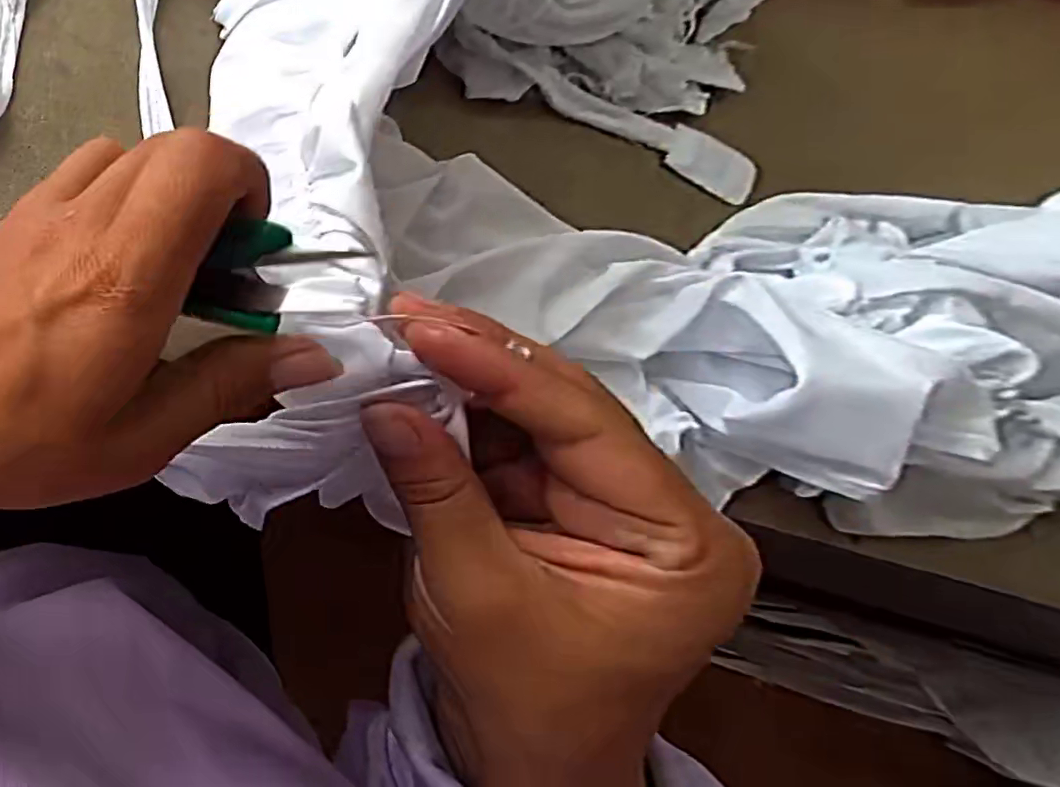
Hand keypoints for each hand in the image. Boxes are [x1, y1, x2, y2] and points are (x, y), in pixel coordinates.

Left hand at [0, 130, 341, 519]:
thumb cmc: (26, 444)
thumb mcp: (143, 436)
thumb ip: (232, 382)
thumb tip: (314, 355)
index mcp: (126, 273)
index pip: (204, 162)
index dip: (247, 184)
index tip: (248, 249)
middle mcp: (86, 221)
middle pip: (176, 146)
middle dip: (218, 190)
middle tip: (216, 263)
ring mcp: (40, 210)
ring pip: (130, 153)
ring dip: (167, 189)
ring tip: (162, 259)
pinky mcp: (12, 218)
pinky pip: (84, 172)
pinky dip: (120, 191)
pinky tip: (105, 259)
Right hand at [361, 292, 758, 786]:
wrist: (519, 751)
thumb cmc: (520, 694)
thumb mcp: (474, 591)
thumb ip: (434, 488)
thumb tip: (383, 405)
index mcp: (676, 535)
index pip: (583, 422)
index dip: (498, 368)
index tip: (426, 330)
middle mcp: (648, 497)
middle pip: (559, 398)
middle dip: (479, 353)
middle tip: (409, 315)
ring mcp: (594, 488)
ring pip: (524, 403)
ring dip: (459, 369)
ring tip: (402, 333)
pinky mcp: (546, 488)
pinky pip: (496, 429)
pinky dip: (449, 401)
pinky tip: (412, 375)